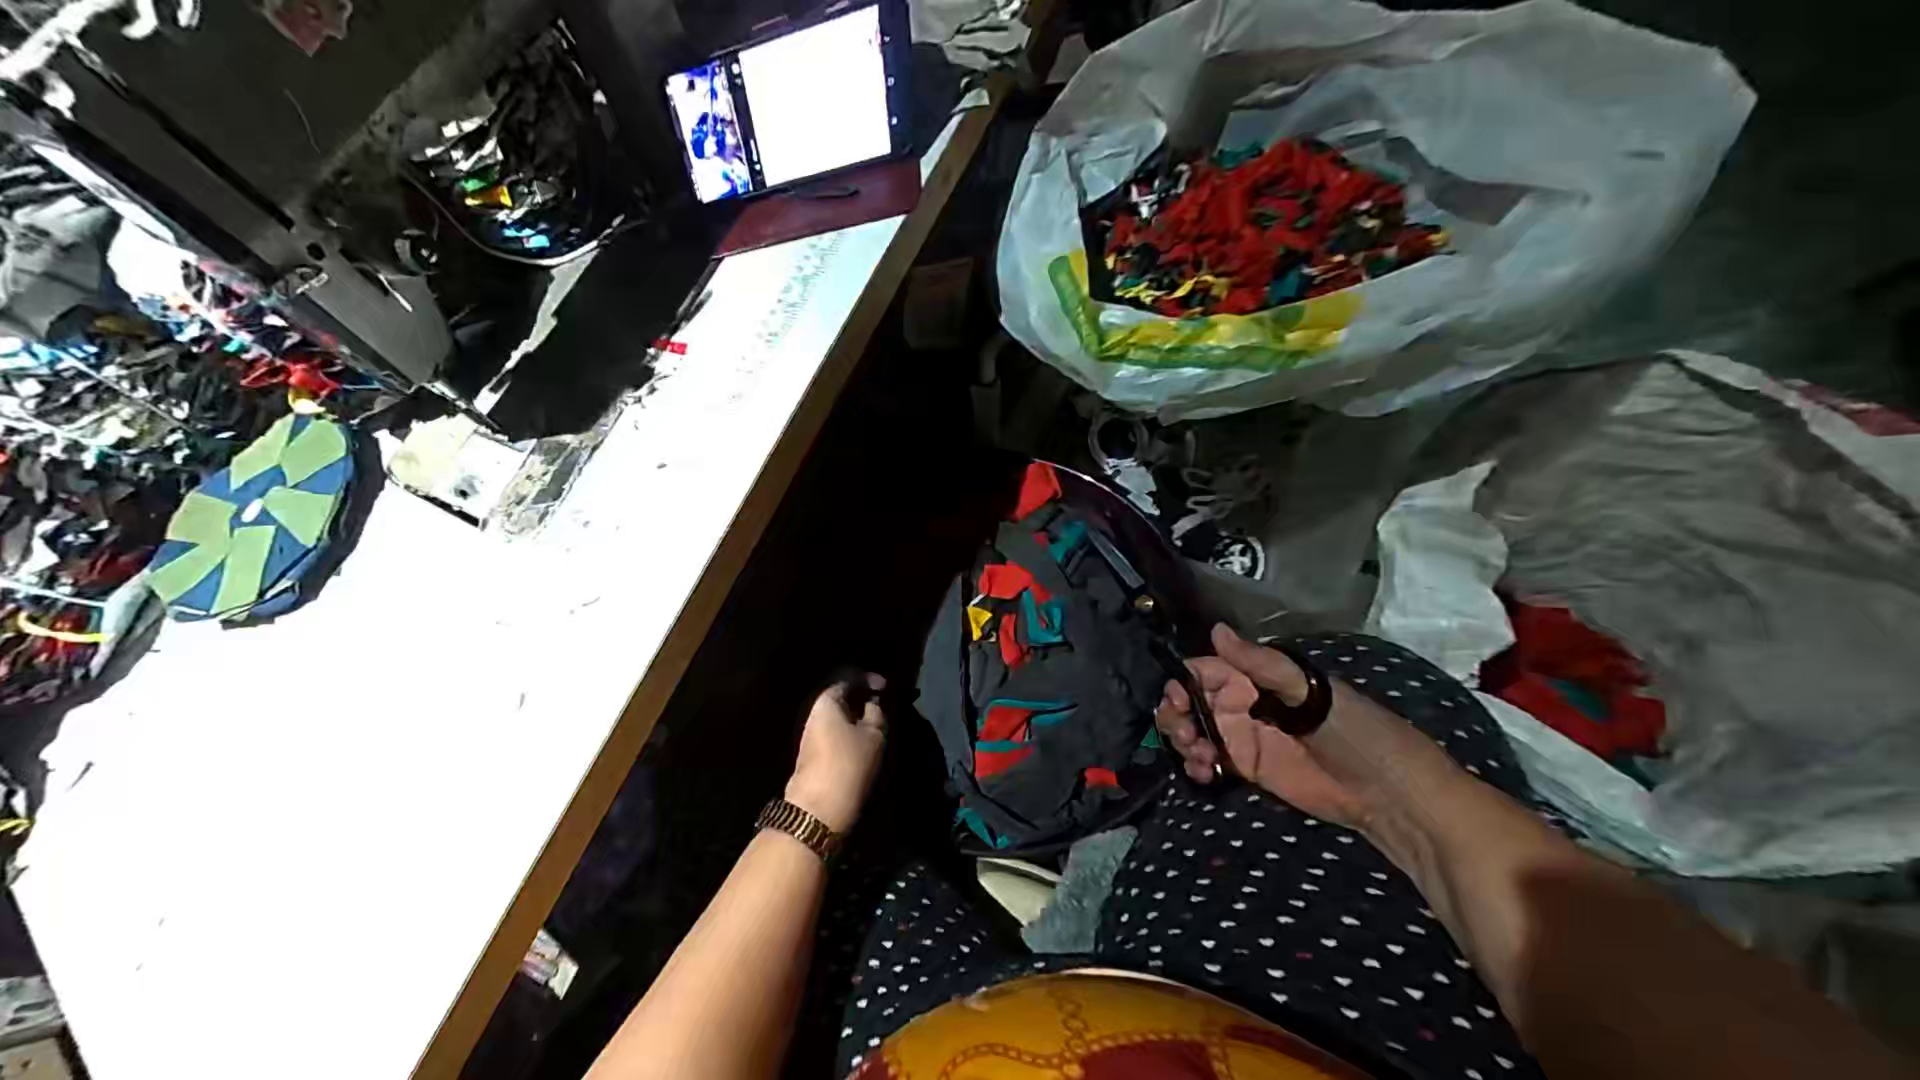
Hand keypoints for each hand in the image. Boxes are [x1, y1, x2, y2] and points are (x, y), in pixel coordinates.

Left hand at [785, 673, 887, 832]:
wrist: (818, 809)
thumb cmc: (848, 763)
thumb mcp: (874, 734)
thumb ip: (876, 712)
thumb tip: (872, 703)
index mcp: (826, 700)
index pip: (848, 677)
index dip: (869, 678)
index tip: (886, 687)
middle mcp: (814, 712)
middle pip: (841, 695)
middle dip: (862, 697)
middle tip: (883, 705)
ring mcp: (811, 733)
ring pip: (838, 715)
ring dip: (857, 716)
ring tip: (878, 724)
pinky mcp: (813, 753)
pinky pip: (835, 731)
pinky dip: (851, 730)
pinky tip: (864, 740)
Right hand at [1155, 624, 1455, 831]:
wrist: (1388, 794)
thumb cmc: (1356, 730)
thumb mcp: (1311, 690)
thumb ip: (1260, 663)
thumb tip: (1215, 631)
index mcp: (1255, 676)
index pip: (1204, 670)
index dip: (1183, 681)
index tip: (1176, 698)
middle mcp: (1242, 702)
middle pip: (1190, 700)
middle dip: (1175, 713)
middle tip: (1183, 731)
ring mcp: (1241, 735)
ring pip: (1192, 730)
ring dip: (1183, 739)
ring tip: (1199, 756)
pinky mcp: (1245, 767)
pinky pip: (1207, 760)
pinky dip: (1195, 765)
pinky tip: (1204, 771)